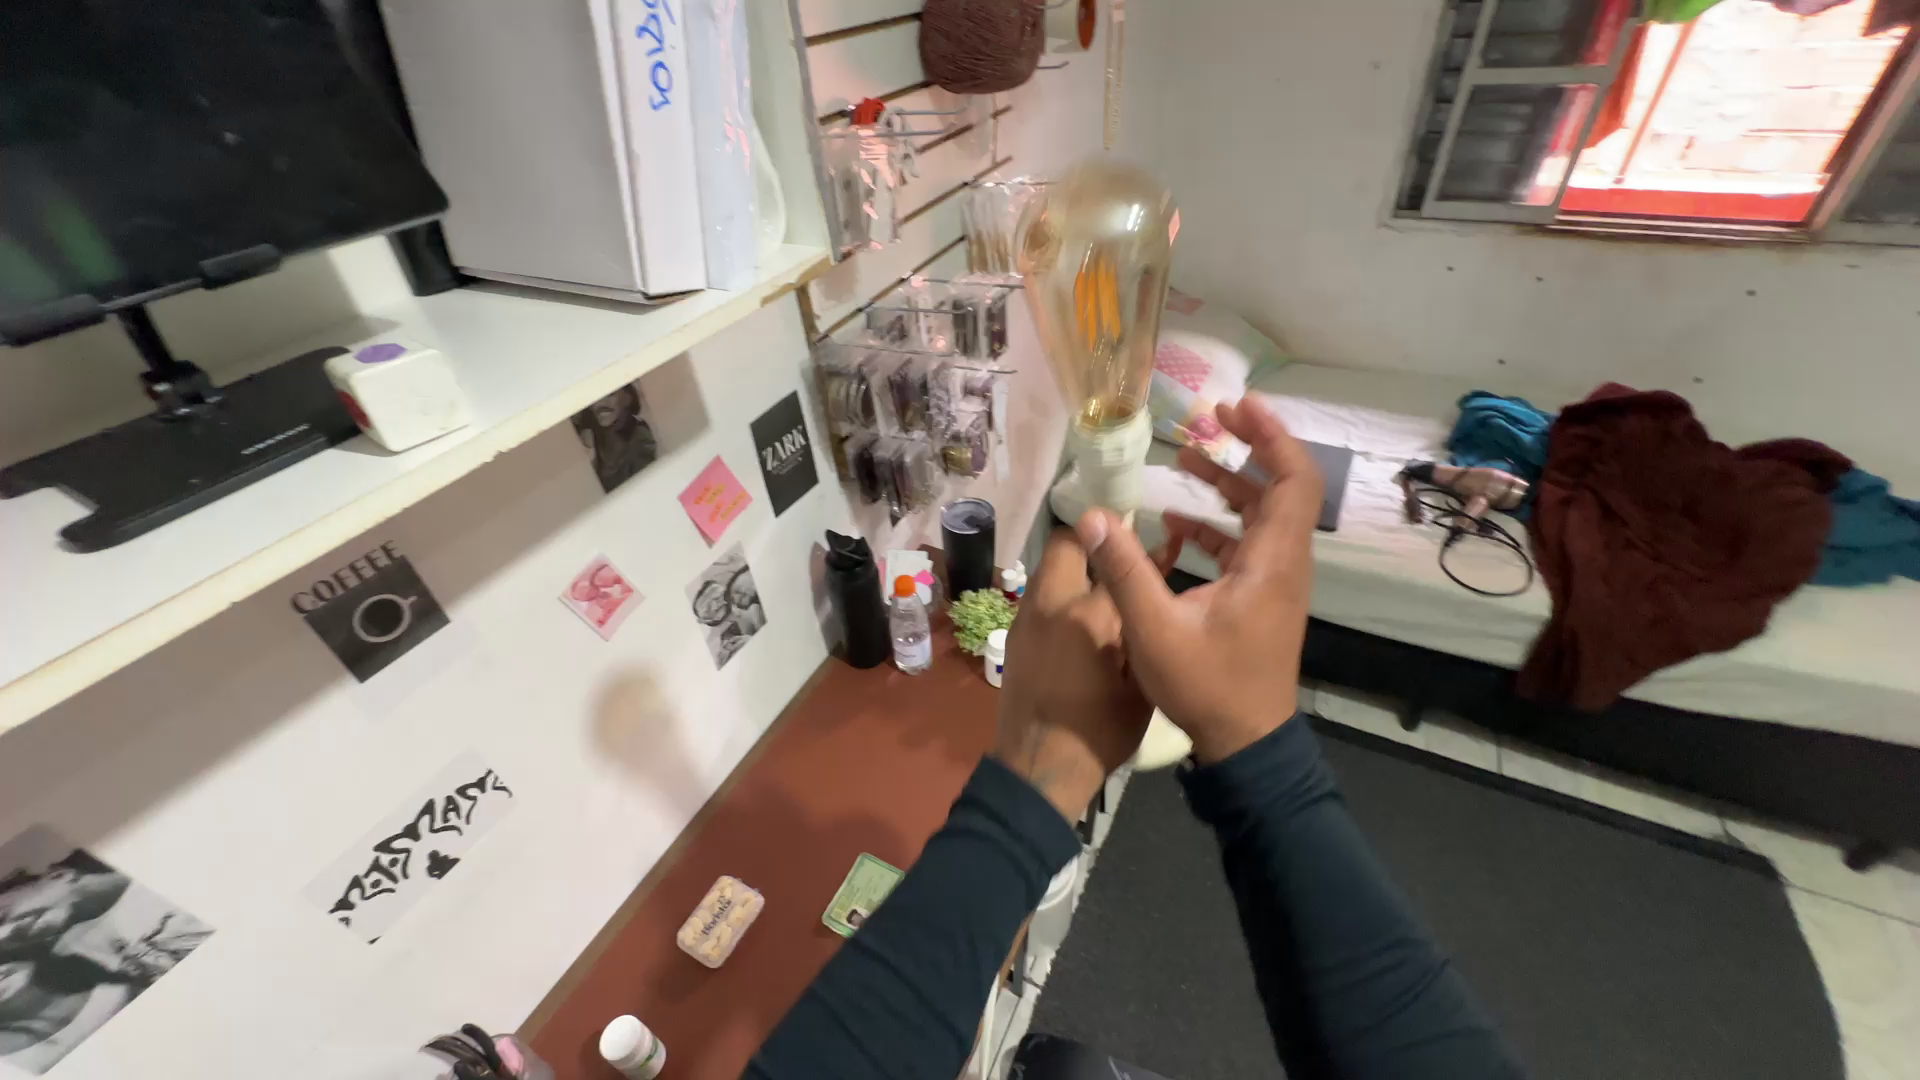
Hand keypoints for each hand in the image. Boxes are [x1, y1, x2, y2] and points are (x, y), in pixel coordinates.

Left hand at [994, 529, 1152, 821]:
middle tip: (1117, 556)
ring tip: (1100, 586)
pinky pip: (1037, 594)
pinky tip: (1077, 616)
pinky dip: (1058, 592)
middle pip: (1067, 543)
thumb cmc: (1101, 732)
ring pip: (1047, 567)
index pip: (1119, 563)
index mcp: (1090, 616)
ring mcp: (1026, 616)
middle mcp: (1052, 604)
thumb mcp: (1142, 684)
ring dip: (1072, 566)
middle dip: (1092, 540)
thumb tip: (1153, 592)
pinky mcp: (1013, 633)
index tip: (1162, 547)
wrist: (1039, 767)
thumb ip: (1147, 631)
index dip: (1145, 552)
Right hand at [1076, 397, 1321, 763]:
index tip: (1235, 407)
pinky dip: (1215, 526)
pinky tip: (1175, 527)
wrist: (1245, 742)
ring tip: (1183, 460)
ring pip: (1260, 517)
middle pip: (1280, 488)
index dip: (1271, 437)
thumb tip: (1091, 516)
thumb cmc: (1207, 686)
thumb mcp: (1154, 628)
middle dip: (1246, 448)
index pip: (1293, 480)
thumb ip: (1123, 569)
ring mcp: (1273, 583)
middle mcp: (1282, 565)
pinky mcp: (1259, 599)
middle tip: (1207, 420)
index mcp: (1271, 563)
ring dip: (1227, 486)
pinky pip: (1244, 546)